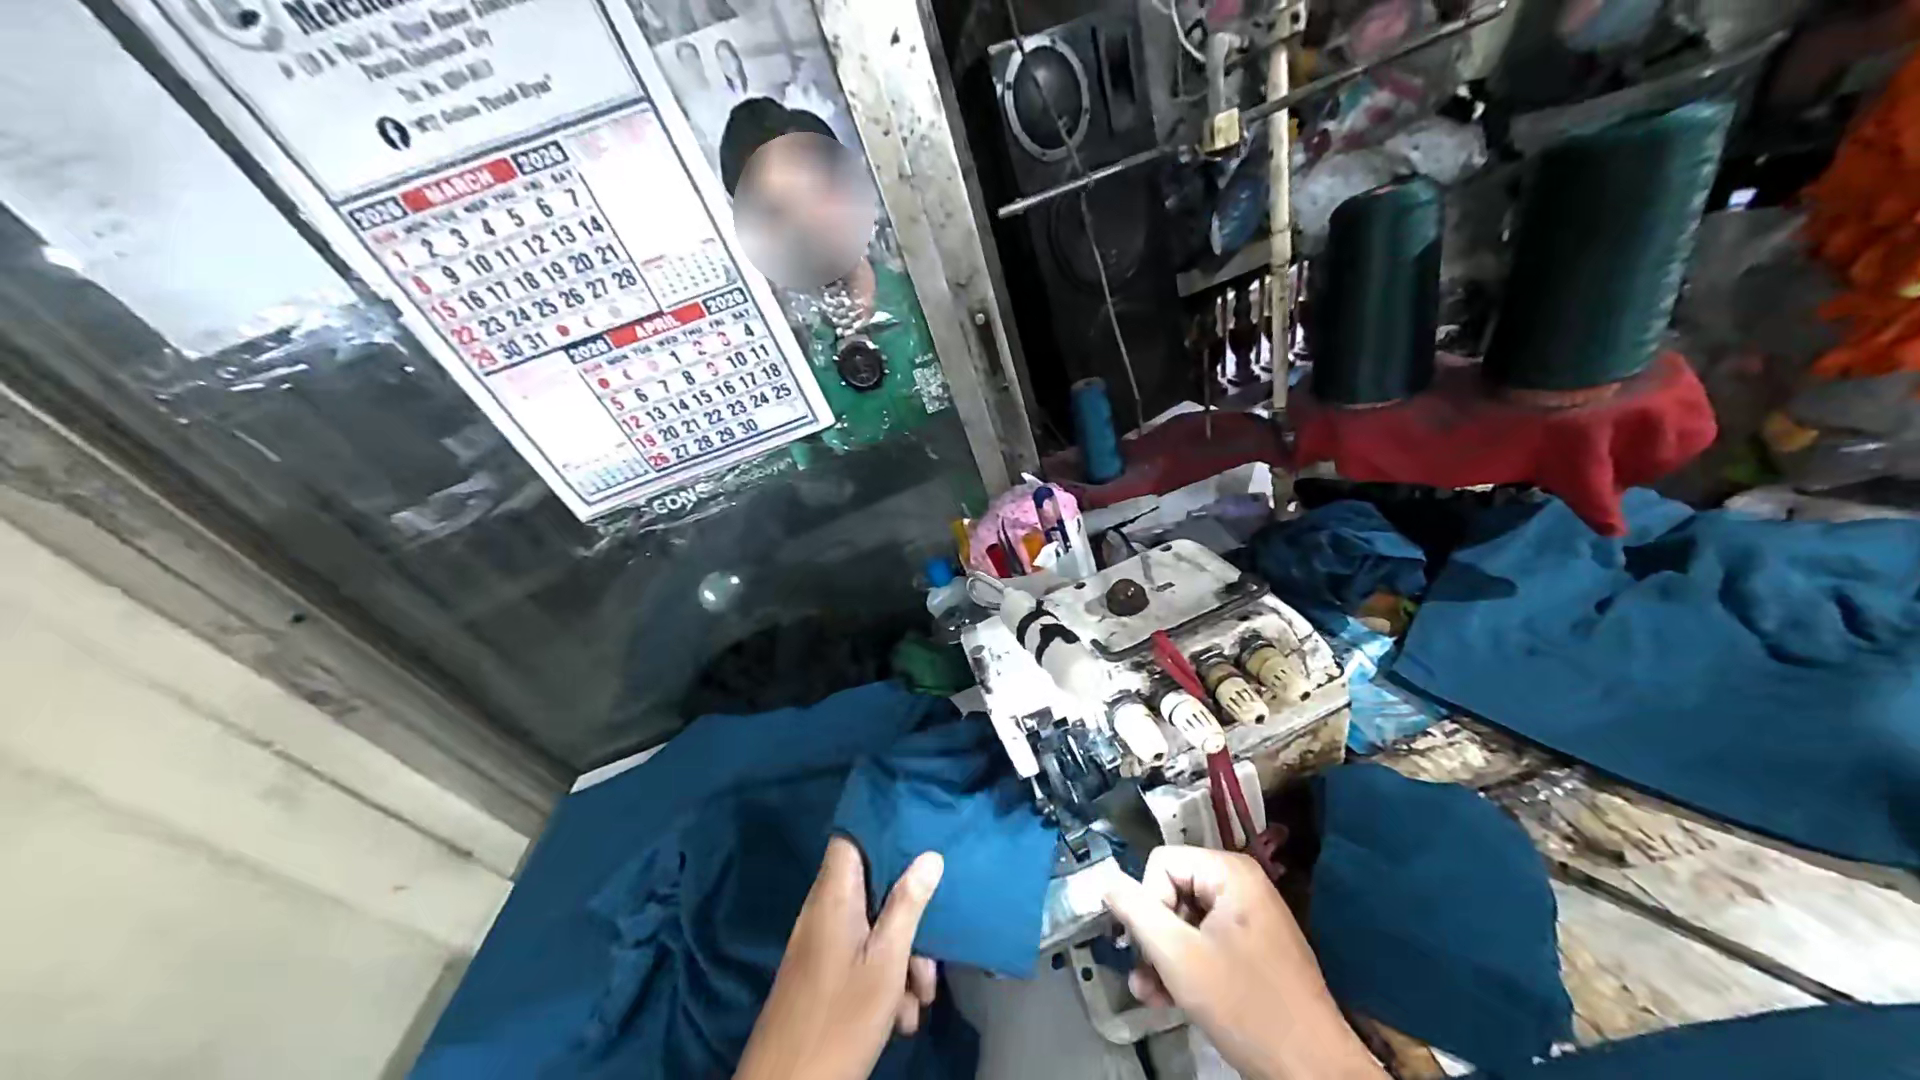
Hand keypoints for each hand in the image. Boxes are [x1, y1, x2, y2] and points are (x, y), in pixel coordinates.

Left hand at [733, 837, 943, 1079]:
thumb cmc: (840, 1018)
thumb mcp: (886, 961)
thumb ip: (907, 904)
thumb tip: (930, 856)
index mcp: (834, 894)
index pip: (851, 836)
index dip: (882, 828)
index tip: (918, 835)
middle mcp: (823, 909)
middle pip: (872, 885)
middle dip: (909, 914)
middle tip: (931, 951)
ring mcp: (820, 941)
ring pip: (872, 925)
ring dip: (902, 956)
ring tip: (919, 999)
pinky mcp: (821, 971)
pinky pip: (860, 954)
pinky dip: (883, 977)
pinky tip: (901, 1016)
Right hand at [1104, 847, 1386, 1079]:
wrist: (1314, 1072)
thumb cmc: (1245, 1005)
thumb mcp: (1177, 956)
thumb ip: (1135, 912)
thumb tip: (1106, 882)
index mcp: (1229, 871)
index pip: (1161, 863)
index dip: (1148, 902)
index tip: (1154, 945)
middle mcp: (1240, 884)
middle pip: (1170, 890)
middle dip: (1152, 936)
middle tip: (1145, 973)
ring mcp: (1248, 917)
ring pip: (1183, 921)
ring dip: (1162, 956)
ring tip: (1151, 993)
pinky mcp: (1251, 948)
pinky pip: (1204, 941)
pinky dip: (1184, 966)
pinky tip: (1169, 998)